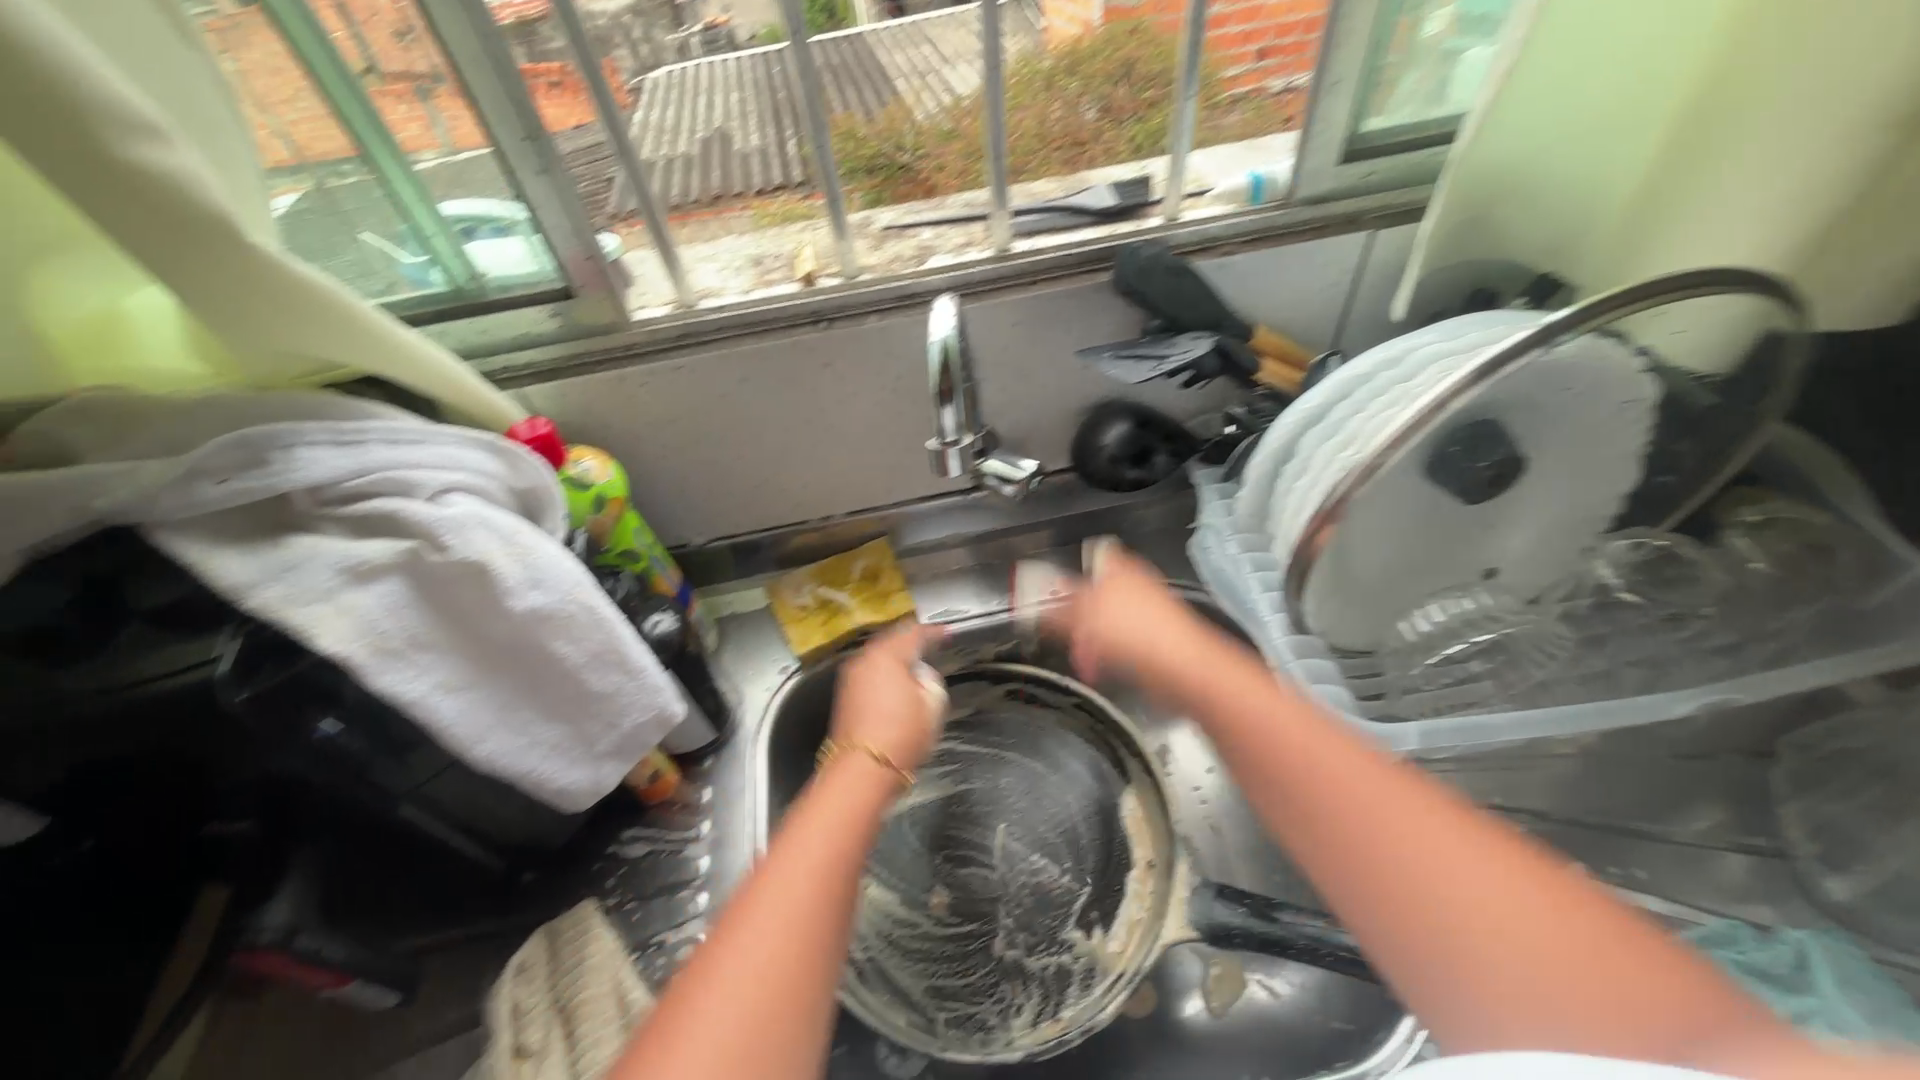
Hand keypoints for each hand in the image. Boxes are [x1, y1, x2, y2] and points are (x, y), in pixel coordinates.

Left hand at [829, 621, 948, 772]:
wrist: (863, 769)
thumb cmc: (903, 735)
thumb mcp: (933, 705)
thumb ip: (930, 680)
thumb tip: (920, 675)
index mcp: (888, 655)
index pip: (914, 633)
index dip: (934, 632)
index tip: (948, 633)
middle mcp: (865, 658)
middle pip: (891, 639)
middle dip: (911, 639)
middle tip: (930, 642)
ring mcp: (852, 676)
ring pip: (878, 655)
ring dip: (895, 655)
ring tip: (915, 659)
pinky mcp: (846, 694)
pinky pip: (870, 670)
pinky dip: (885, 669)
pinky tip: (896, 677)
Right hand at [1036, 539, 1214, 686]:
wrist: (1180, 666)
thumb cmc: (1133, 630)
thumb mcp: (1083, 616)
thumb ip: (1058, 608)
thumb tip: (1037, 604)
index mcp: (1116, 567)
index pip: (1086, 559)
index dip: (1066, 573)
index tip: (1048, 591)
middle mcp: (1130, 584)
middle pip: (1092, 595)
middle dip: (1074, 616)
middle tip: (1062, 631)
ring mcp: (1142, 612)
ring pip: (1104, 622)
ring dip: (1088, 639)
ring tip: (1081, 656)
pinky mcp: (1150, 639)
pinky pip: (1118, 643)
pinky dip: (1106, 653)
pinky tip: (1098, 667)